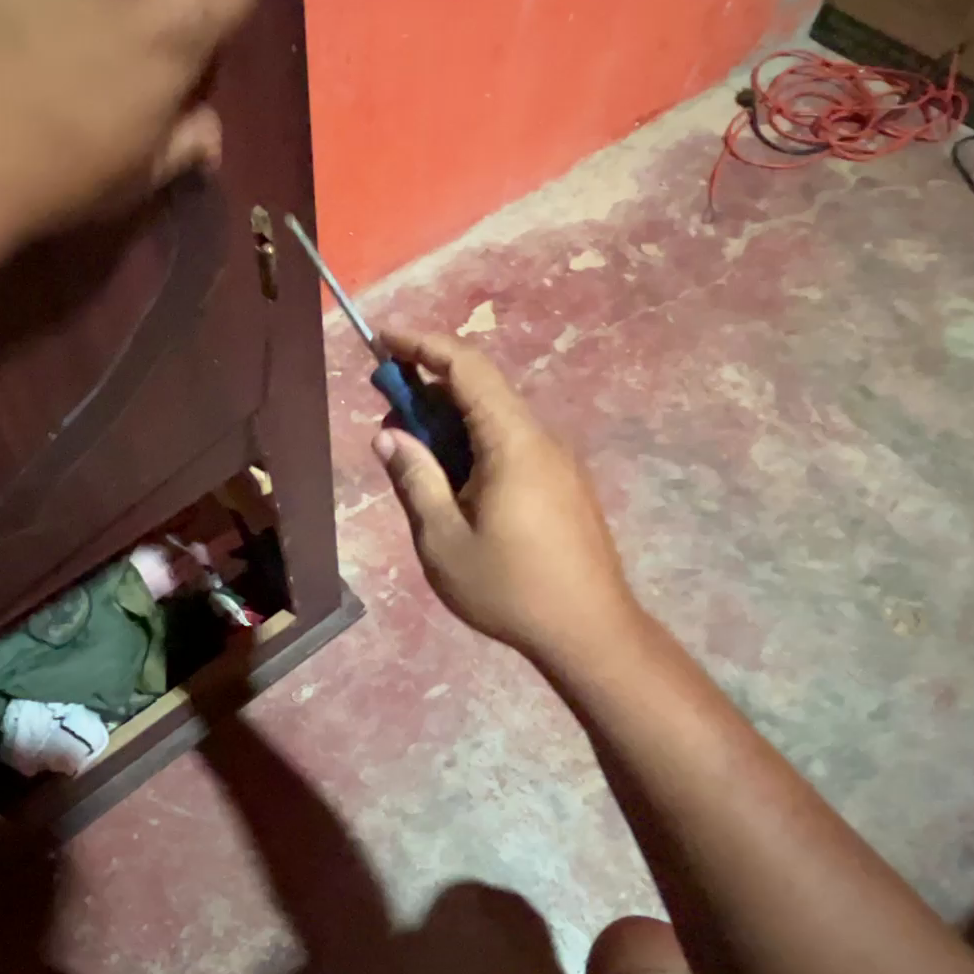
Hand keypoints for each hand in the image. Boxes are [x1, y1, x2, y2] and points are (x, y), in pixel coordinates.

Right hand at [373, 331, 644, 660]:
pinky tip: (454, 476)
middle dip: (430, 385)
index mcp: (513, 443)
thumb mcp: (444, 540)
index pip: (467, 368)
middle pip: (482, 389)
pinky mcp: (564, 484)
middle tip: (387, 407)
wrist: (591, 632)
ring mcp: (558, 462)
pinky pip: (513, 443)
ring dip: (451, 419)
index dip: (422, 346)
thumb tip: (389, 435)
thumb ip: (415, 480)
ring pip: (497, 418)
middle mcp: (541, 439)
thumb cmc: (510, 589)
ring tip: (412, 446)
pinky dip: (475, 442)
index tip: (383, 341)